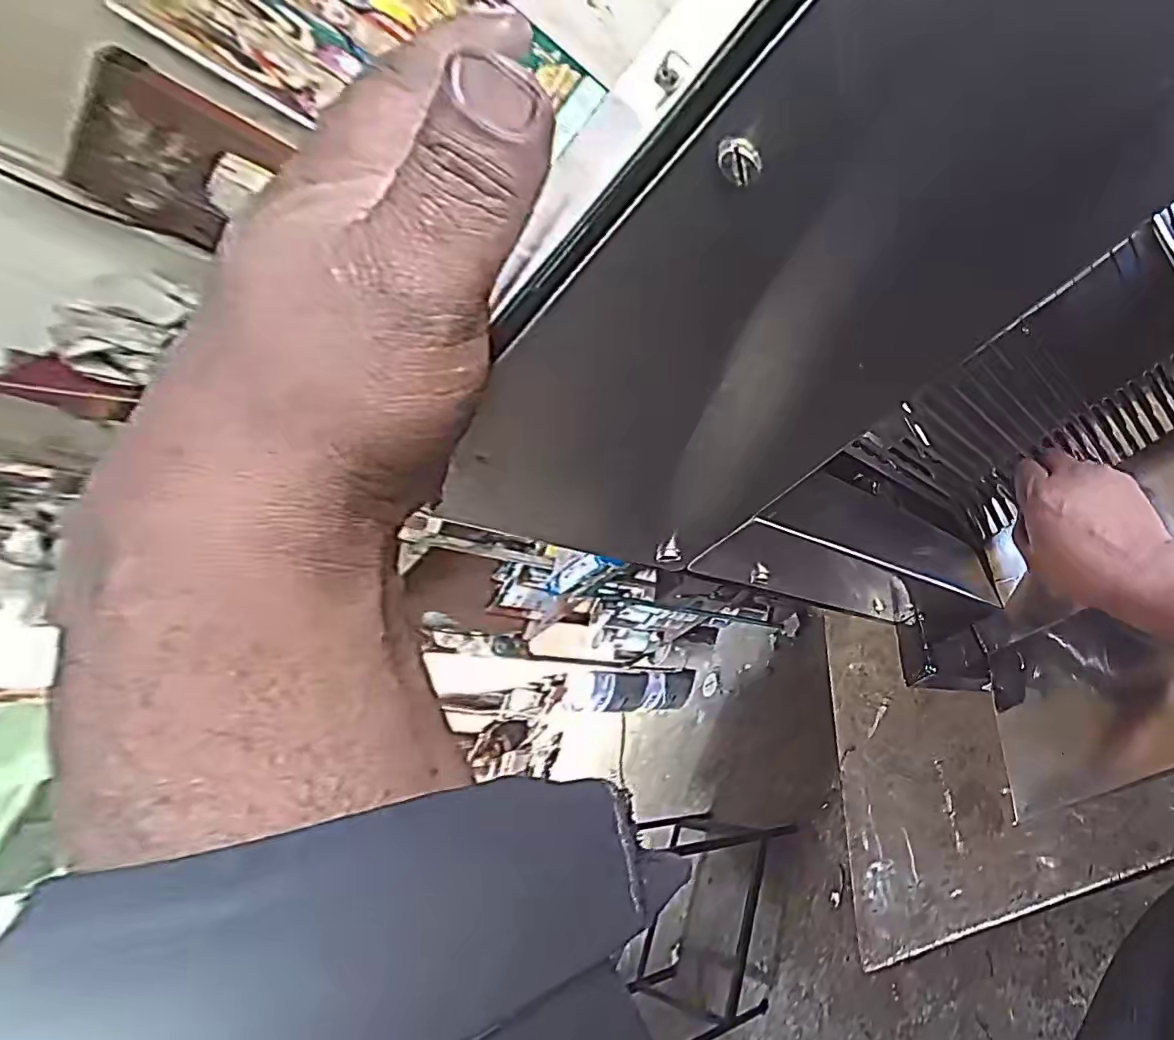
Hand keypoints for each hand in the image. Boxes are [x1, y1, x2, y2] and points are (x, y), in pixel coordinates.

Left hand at [91, 11, 554, 531]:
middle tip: (523, 75)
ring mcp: (373, 279)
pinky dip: (483, 245)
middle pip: (425, 135)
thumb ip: (464, 188)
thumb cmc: (328, 398)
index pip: (420, 89)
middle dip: (479, 95)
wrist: (290, 498)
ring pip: (435, 198)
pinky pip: (449, 262)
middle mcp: (356, 223)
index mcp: (355, 191)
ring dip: (481, 170)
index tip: (521, 26)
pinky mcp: (401, 333)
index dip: (478, 51)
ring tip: (518, 156)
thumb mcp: (410, 278)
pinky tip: (497, 263)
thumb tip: (508, 90)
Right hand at [1015, 450, 1173, 647]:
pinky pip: (1106, 479)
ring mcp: (1100, 476)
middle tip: (1053, 502)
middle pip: (1051, 459)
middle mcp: (1070, 478)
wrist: (1141, 573)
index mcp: (1041, 496)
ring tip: (1084, 516)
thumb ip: (1027, 532)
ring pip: (1080, 468)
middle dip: (1050, 477)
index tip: (1028, 497)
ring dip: (1078, 486)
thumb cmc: (1093, 574)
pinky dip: (1103, 493)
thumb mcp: (1039, 563)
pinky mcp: (1125, 480)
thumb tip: (1029, 526)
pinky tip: (1106, 519)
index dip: (1025, 485)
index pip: (1024, 470)